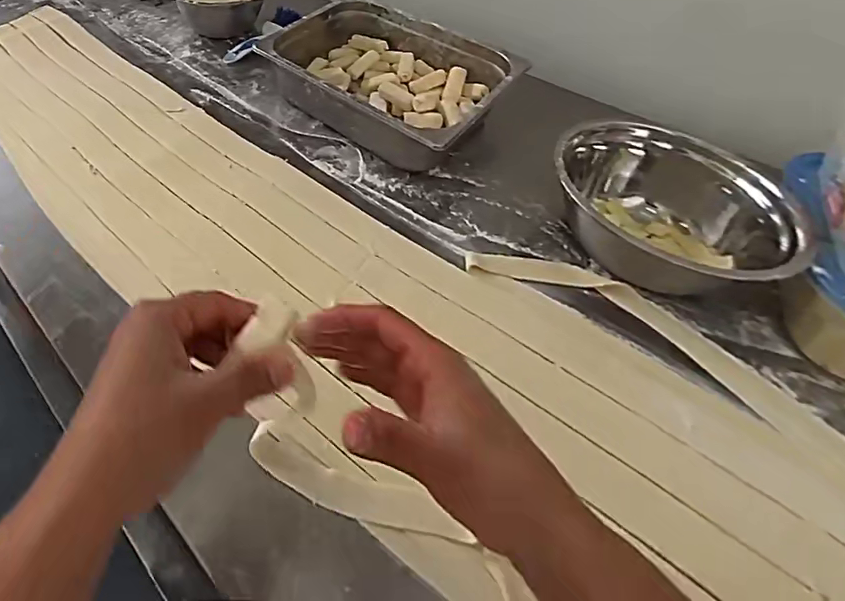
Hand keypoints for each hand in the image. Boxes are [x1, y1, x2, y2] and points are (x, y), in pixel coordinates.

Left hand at [52, 292, 293, 519]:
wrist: (87, 488)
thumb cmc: (146, 434)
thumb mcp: (206, 403)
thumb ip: (250, 377)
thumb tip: (288, 360)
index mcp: (158, 317)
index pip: (215, 303)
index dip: (251, 319)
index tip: (283, 340)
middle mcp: (143, 327)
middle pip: (203, 323)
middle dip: (237, 346)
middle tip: (270, 371)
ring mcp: (134, 355)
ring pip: (191, 348)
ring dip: (222, 367)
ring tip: (249, 395)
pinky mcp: (131, 382)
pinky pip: (177, 368)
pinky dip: (202, 381)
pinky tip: (219, 408)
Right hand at [295, 305, 574, 553]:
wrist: (540, 526)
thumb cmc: (498, 482)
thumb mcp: (438, 457)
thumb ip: (390, 439)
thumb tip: (347, 425)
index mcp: (438, 365)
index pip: (385, 324)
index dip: (346, 318)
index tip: (313, 324)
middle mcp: (435, 372)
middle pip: (381, 338)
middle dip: (342, 332)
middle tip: (304, 337)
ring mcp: (436, 395)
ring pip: (384, 360)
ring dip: (350, 352)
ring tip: (316, 353)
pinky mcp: (434, 419)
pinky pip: (391, 385)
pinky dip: (366, 378)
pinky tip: (350, 381)